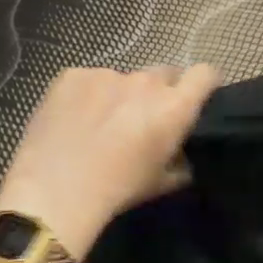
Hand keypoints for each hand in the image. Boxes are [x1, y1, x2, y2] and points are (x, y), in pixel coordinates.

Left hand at [0, 64, 219, 252]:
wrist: (57, 189)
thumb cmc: (120, 188)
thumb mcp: (163, 183)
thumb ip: (182, 163)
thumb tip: (181, 155)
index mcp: (174, 107)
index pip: (205, 73)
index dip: (205, 83)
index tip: (198, 97)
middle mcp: (145, 82)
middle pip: (165, 73)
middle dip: (162, 91)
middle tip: (146, 118)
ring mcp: (107, 74)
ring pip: (125, 78)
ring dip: (123, 94)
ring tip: (104, 122)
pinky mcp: (72, 75)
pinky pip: (91, 79)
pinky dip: (90, 94)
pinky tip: (77, 119)